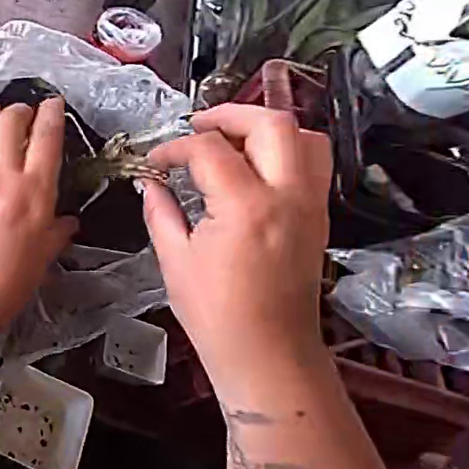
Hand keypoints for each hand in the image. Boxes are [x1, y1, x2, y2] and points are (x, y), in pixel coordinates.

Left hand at [0, 99, 78, 328]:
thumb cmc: (6, 281)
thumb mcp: (44, 256)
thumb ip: (57, 232)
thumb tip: (68, 222)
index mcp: (33, 189)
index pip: (46, 135)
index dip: (51, 113)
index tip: (51, 105)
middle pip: (9, 121)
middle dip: (18, 110)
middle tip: (21, 113)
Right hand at [140, 105, 332, 383]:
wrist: (269, 354)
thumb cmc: (217, 315)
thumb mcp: (175, 261)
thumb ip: (161, 212)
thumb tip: (150, 184)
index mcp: (246, 207)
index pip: (208, 150)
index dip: (175, 149)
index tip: (156, 162)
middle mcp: (287, 196)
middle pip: (271, 122)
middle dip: (229, 114)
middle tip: (198, 126)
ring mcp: (310, 205)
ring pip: (304, 136)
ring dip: (265, 126)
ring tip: (231, 139)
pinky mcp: (318, 217)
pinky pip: (312, 163)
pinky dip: (285, 150)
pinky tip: (254, 167)